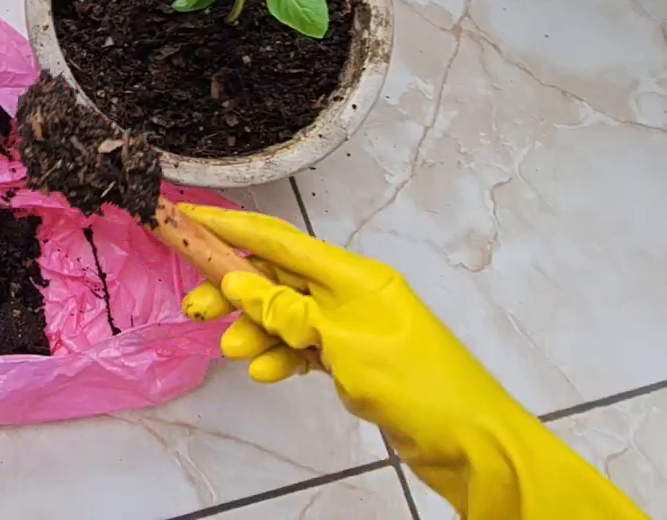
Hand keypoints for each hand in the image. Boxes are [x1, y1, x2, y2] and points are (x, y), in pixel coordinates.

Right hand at [178, 206, 646, 518]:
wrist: (477, 449)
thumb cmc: (414, 384)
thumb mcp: (341, 343)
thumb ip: (284, 311)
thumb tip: (236, 282)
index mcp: (350, 274)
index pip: (276, 239)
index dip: (228, 226)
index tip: (188, 216)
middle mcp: (347, 291)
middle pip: (274, 278)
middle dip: (233, 291)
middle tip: (196, 309)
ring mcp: (350, 325)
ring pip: (284, 314)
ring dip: (255, 330)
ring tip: (233, 351)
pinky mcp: (352, 357)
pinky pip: (303, 345)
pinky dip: (281, 354)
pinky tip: (266, 371)